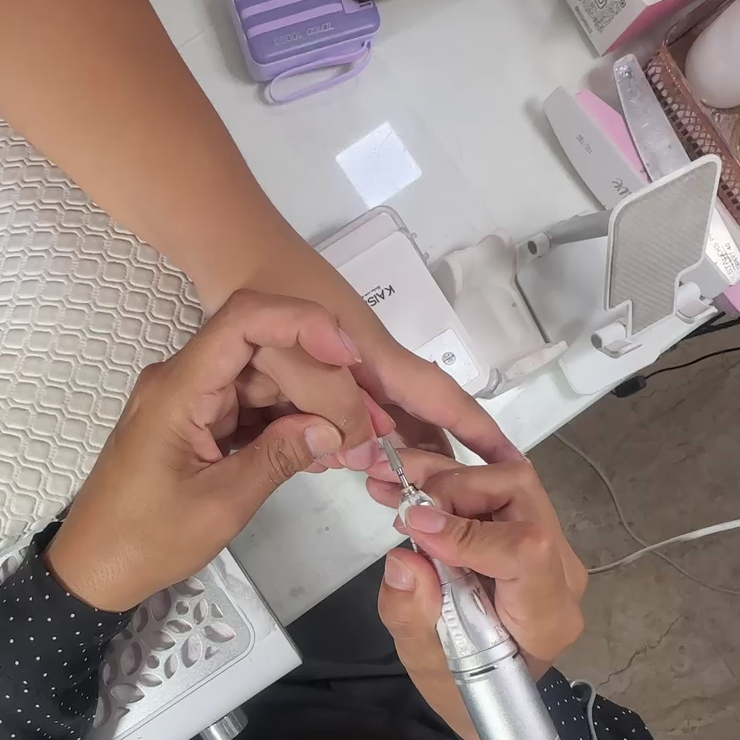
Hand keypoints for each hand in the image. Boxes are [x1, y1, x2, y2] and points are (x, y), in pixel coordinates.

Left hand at [45, 293, 383, 611]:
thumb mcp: (221, 504)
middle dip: (321, 383)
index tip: (349, 356)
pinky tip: (320, 447)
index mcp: (179, 389)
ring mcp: (191, 400)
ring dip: (309, 407)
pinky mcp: (198, 421)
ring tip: (353, 444)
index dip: (302, 323)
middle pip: (264, 353)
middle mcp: (184, 380)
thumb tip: (333, 428)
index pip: (243, 321)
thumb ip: (279, 457)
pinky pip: (250, 407)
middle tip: (366, 431)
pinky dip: (285, 424)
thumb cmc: (147, 540)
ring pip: (263, 381)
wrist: (95, 567)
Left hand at [218, 258, 519, 466]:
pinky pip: (346, 405)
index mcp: (370, 352)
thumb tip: (365, 444)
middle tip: (457, 490)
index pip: (433, 394)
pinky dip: (354, 430)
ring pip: (381, 411)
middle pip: (415, 407)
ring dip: (397, 443)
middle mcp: (366, 358)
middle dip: (437, 447)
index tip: (508, 458)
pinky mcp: (317, 363)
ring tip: (417, 479)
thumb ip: (324, 398)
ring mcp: (344, 359)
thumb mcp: (285, 351)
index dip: (472, 425)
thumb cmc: (259, 290)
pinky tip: (357, 452)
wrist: (231, 250)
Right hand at [367, 449, 587, 739]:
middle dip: (452, 487)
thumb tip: (404, 559)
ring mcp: (549, 545)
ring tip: (391, 476)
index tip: (413, 526)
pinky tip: (422, 464)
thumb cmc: (459, 684)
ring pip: (508, 476)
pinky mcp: (530, 527)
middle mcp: (559, 572)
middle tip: (404, 506)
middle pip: (520, 494)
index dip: (466, 530)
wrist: (485, 688)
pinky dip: (461, 464)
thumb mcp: (424, 662)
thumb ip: (412, 615)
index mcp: (545, 617)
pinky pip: (502, 479)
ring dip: (445, 472)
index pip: (526, 551)